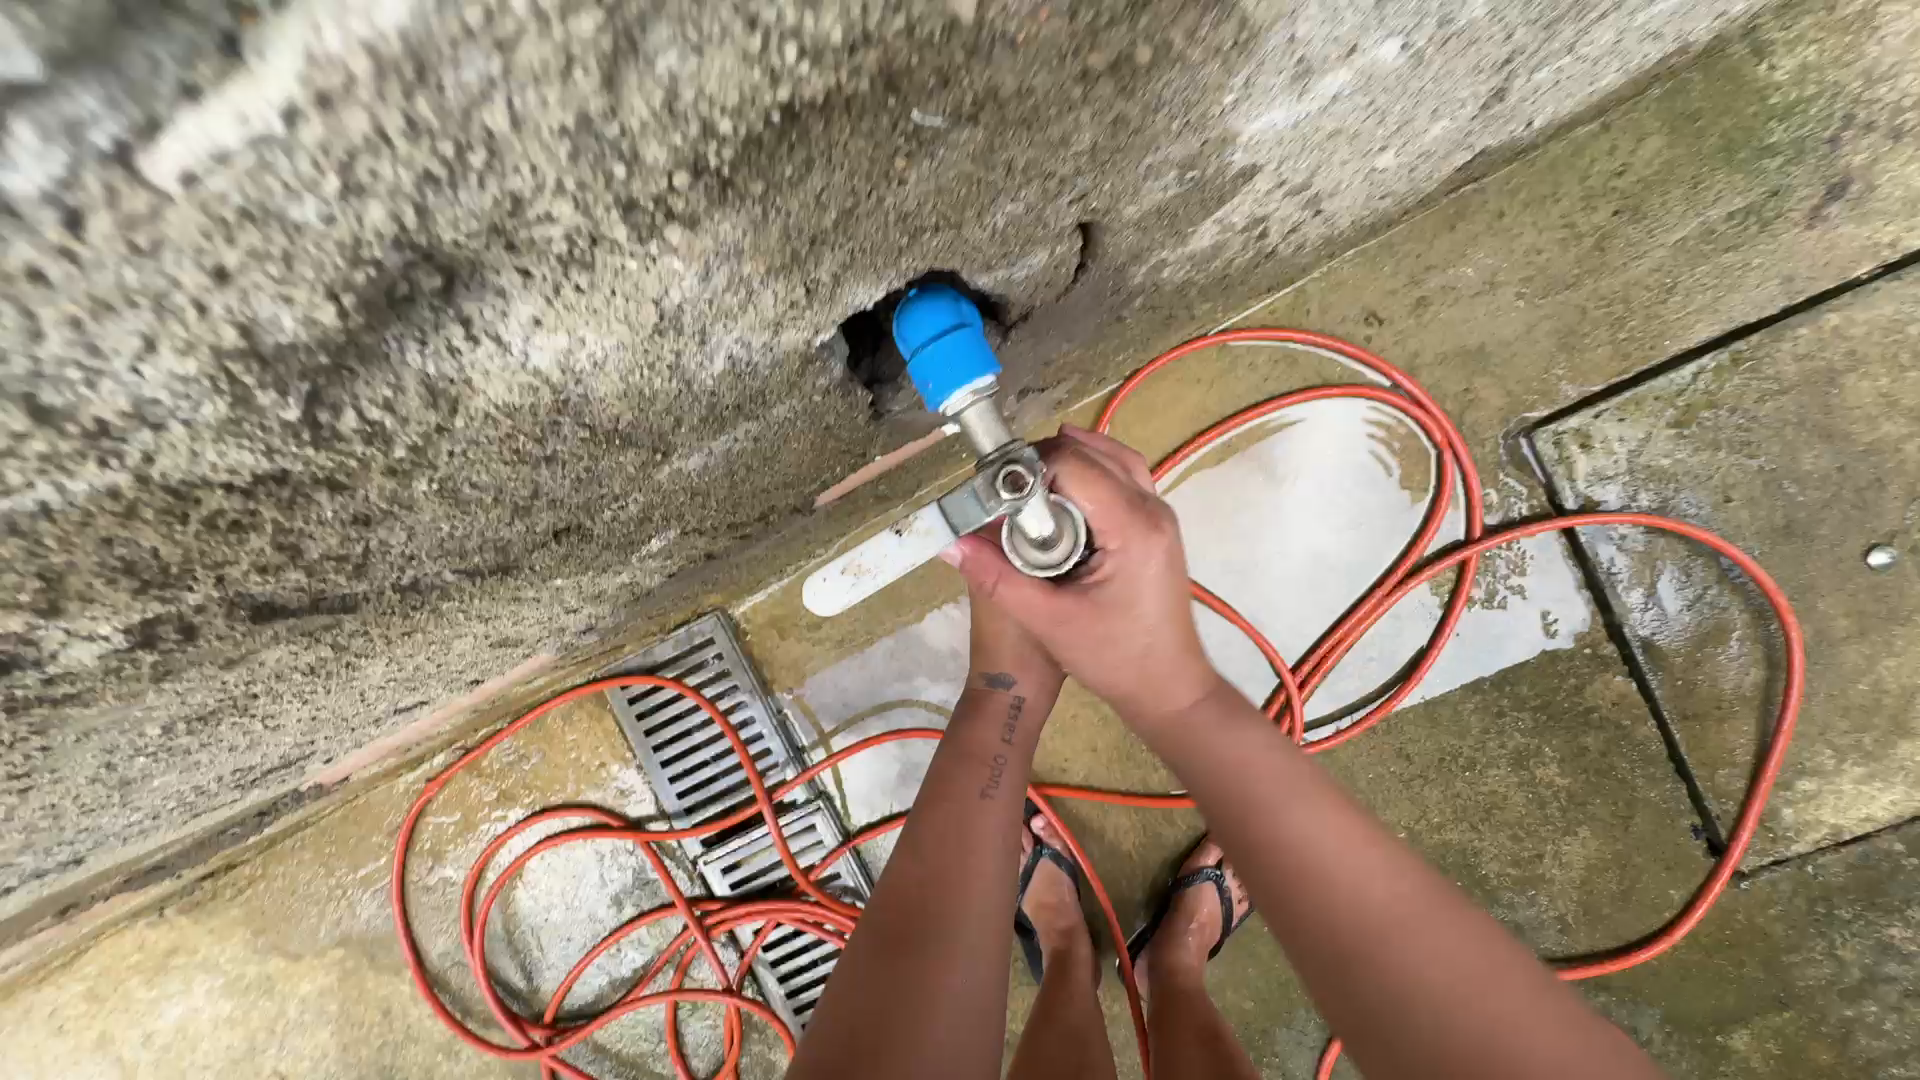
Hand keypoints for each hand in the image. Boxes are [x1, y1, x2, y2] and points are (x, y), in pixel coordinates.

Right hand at [940, 425, 1226, 727]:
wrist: (1169, 686)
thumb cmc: (1114, 659)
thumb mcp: (1048, 622)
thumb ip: (998, 579)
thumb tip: (952, 543)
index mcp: (1132, 526)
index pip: (1074, 464)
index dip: (1028, 469)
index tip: (995, 492)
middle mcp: (1152, 509)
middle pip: (1093, 452)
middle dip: (1044, 462)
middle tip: (1004, 490)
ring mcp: (1161, 514)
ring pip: (1113, 458)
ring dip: (1070, 461)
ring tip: (1027, 485)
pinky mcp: (1158, 526)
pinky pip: (1124, 477)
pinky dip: (1091, 473)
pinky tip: (1062, 495)